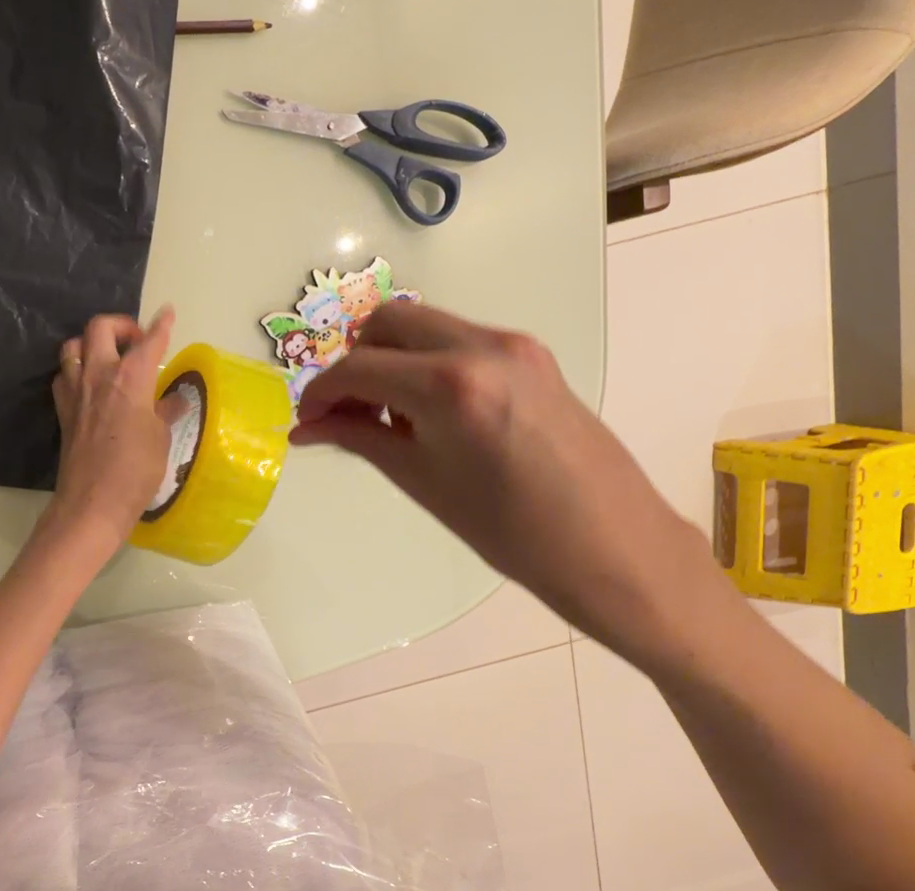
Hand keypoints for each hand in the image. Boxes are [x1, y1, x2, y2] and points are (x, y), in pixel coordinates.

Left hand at [44, 307, 180, 551]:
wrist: (92, 502)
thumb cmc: (136, 471)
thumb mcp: (160, 439)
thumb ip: (165, 412)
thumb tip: (173, 399)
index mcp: (131, 377)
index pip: (149, 341)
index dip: (161, 325)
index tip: (167, 313)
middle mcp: (99, 375)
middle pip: (100, 328)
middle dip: (120, 325)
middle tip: (137, 341)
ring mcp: (75, 392)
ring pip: (73, 347)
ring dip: (90, 344)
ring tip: (108, 358)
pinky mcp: (62, 411)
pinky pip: (63, 376)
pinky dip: (75, 371)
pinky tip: (88, 385)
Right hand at [291, 302, 730, 664]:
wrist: (609, 544)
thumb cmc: (505, 527)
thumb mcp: (418, 480)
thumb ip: (358, 438)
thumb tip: (305, 428)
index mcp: (449, 383)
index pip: (358, 367)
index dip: (320, 393)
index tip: (308, 424)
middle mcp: (482, 346)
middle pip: (388, 322)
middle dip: (355, 362)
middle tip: (347, 413)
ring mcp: (514, 346)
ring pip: (424, 327)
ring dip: (390, 361)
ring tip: (388, 421)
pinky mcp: (533, 357)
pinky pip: (458, 342)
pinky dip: (425, 365)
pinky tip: (427, 418)